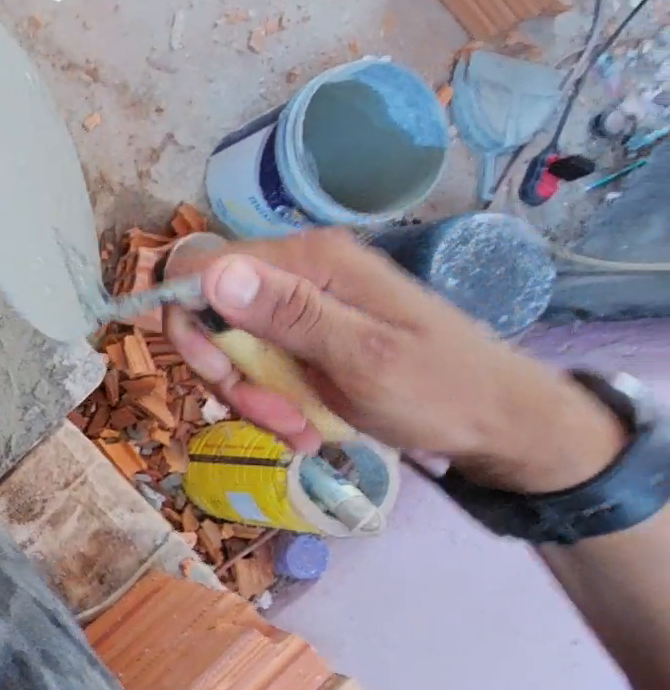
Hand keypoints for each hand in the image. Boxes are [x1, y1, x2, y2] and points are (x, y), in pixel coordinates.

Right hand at [161, 229, 625, 493]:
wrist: (501, 425)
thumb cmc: (444, 390)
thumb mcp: (363, 357)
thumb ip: (288, 313)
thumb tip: (211, 273)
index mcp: (309, 261)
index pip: (197, 273)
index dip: (188, 324)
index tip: (217, 372)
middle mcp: (295, 272)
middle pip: (205, 314)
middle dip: (223, 372)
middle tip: (268, 412)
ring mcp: (297, 304)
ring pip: (222, 346)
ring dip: (246, 395)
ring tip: (295, 428)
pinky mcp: (300, 335)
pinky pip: (249, 364)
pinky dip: (262, 400)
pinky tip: (299, 425)